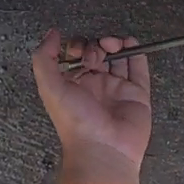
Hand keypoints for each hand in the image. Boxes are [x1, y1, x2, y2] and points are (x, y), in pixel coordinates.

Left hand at [29, 31, 151, 183]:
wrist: (103, 149)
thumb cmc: (76, 123)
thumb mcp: (49, 86)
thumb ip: (44, 58)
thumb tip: (51, 34)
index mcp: (73, 85)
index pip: (75, 56)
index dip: (76, 46)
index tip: (77, 49)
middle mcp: (95, 86)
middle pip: (97, 53)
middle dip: (95, 46)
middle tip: (94, 54)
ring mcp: (117, 89)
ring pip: (118, 58)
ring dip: (115, 44)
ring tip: (113, 43)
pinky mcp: (137, 94)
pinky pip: (138, 69)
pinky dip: (136, 52)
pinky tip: (131, 42)